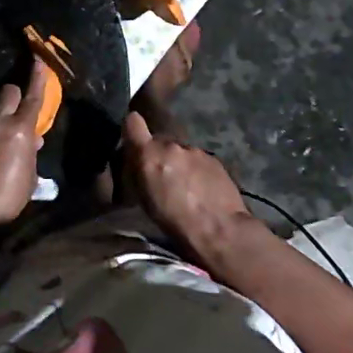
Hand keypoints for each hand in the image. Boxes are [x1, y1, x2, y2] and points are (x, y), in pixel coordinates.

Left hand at [0, 60, 48, 228]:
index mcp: (21, 128)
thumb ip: (31, 152)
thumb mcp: (30, 176)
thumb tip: (33, 138)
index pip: (32, 96)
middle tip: (16, 105)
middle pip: (8, 90)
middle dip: (14, 94)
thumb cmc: (9, 196)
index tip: (37, 60)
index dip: (37, 78)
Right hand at [120, 112, 259, 261]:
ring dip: (180, 163)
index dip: (132, 129)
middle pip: (160, 142)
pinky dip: (197, 170)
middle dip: (160, 155)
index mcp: (148, 154)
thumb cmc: (174, 221)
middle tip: (164, 177)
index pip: (133, 122)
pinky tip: (203, 189)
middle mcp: (171, 145)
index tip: (134, 141)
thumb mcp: (144, 199)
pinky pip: (198, 159)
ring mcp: (194, 150)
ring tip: (187, 187)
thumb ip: (139, 171)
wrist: (219, 229)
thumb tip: (136, 160)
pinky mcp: (213, 158)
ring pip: (180, 151)